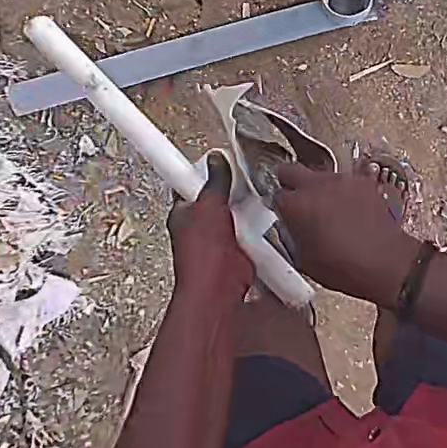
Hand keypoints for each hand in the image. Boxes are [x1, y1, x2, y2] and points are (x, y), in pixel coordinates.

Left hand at [167, 153, 251, 302]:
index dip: (204, 173)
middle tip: (242, 182)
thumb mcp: (209, 205)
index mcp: (184, 212)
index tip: (218, 162)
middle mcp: (202, 224)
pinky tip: (262, 220)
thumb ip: (215, 181)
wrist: (220, 286)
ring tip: (253, 202)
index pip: (191, 184)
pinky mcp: (240, 245)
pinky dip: (258, 224)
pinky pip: (252, 227)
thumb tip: (216, 160)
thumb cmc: (201, 254)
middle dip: (233, 190)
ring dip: (247, 208)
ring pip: (238, 211)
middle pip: (220, 196)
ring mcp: (222, 235)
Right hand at [273, 163, 422, 303]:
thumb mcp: (302, 259)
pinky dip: (340, 191)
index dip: (276, 206)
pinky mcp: (362, 180)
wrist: (385, 260)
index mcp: (297, 204)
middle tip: (294, 201)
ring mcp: (341, 178)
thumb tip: (288, 225)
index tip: (281, 215)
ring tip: (326, 210)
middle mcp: (316, 184)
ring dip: (316, 188)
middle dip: (288, 183)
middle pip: (290, 171)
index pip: (274, 195)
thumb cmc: (341, 267)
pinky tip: (347, 209)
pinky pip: (343, 181)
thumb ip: (289, 235)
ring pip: (318, 175)